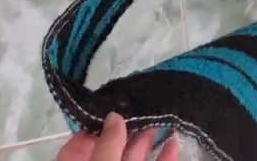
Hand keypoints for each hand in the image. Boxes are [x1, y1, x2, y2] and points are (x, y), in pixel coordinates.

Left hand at [57, 113, 180, 160]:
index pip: (81, 141)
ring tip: (166, 117)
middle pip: (113, 147)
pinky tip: (174, 144)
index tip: (120, 101)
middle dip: (132, 126)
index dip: (100, 121)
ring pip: (134, 159)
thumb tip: (115, 115)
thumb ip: (107, 145)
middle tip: (150, 104)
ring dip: (150, 140)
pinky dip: (164, 159)